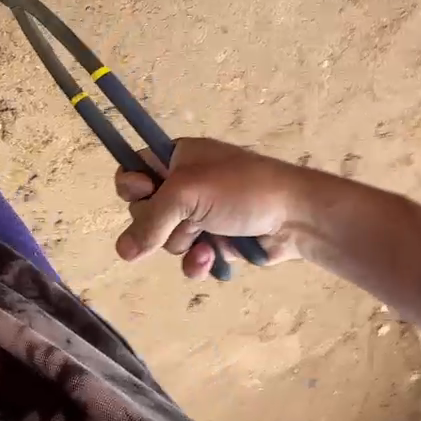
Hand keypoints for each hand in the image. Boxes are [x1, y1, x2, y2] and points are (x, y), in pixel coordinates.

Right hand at [114, 136, 332, 278]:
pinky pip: (186, 256)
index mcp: (174, 159)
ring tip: (204, 240)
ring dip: (181, 243)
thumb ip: (149, 222)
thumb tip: (122, 252)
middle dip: (159, 223)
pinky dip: (195, 261)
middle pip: (143, 211)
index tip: (144, 193)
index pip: (132, 170)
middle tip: (182, 219)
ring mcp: (198, 215)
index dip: (132, 186)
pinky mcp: (213, 241)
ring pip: (163, 238)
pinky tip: (208, 260)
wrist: (298, 216)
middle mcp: (182, 185)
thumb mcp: (187, 194)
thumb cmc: (241, 189)